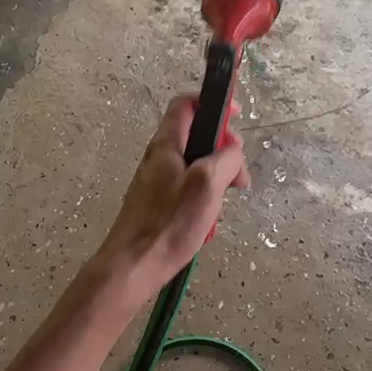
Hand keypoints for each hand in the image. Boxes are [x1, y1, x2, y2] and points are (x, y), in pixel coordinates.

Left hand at [90, 95, 249, 311]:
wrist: (133, 268)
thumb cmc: (170, 223)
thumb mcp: (208, 183)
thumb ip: (226, 159)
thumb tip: (234, 152)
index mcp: (167, 144)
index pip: (186, 104)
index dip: (212, 103)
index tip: (235, 117)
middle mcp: (159, 157)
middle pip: (196, 137)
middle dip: (223, 151)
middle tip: (238, 176)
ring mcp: (156, 182)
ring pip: (196, 166)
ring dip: (216, 180)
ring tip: (222, 204)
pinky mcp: (157, 204)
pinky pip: (188, 190)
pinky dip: (203, 199)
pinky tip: (206, 222)